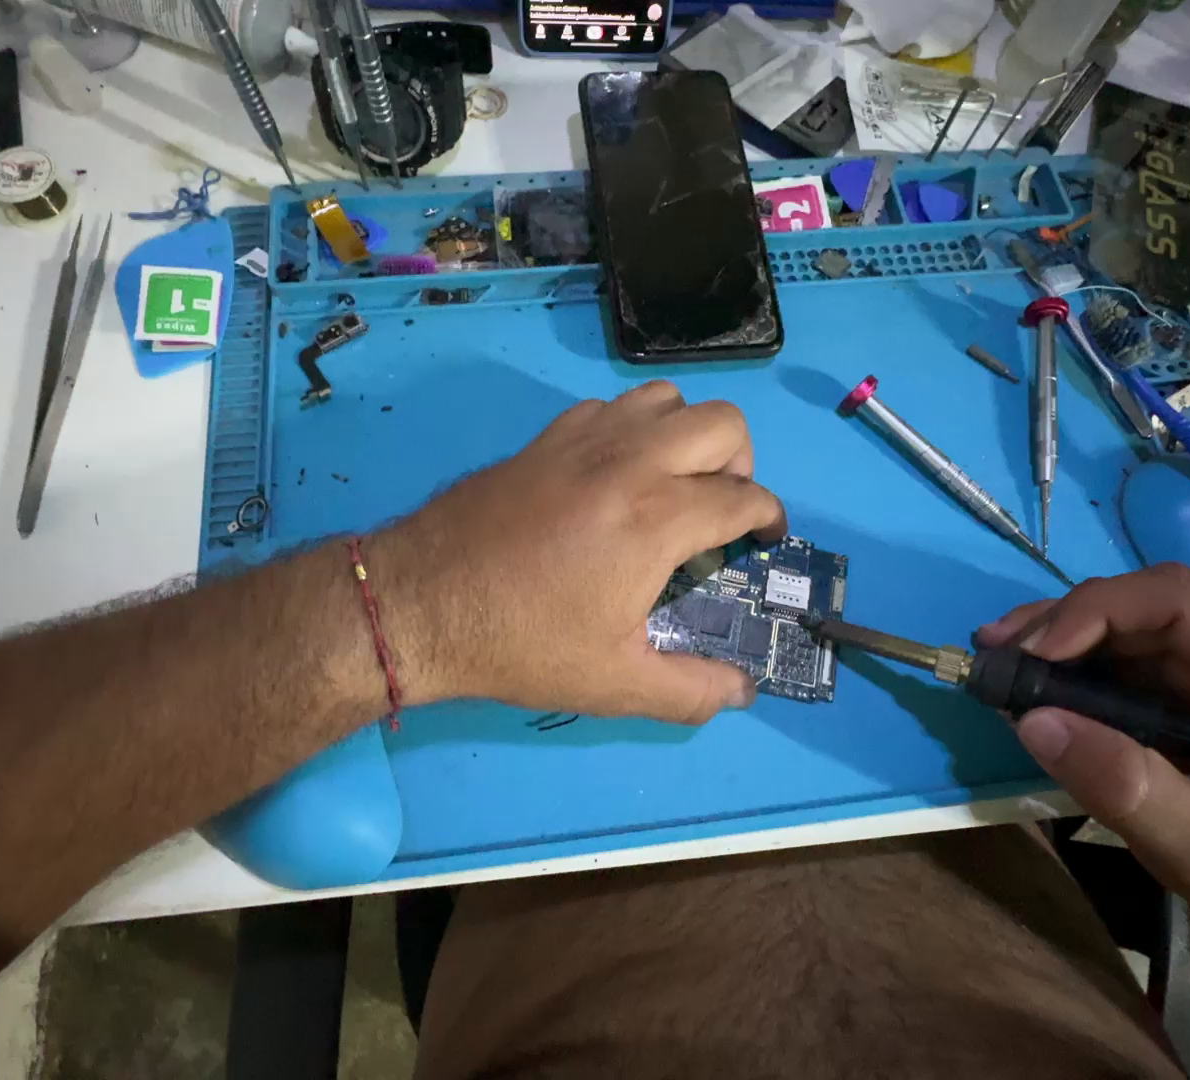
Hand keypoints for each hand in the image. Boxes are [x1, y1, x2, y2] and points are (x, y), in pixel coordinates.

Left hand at [370, 381, 786, 724]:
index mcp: (656, 519)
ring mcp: (583, 439)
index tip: (764, 537)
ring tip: (671, 481)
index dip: (768, 517)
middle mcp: (629, 462)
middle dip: (740, 462)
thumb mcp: (615, 685)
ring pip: (665, 398)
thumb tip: (742, 691)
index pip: (744, 496)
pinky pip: (611, 406)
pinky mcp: (545, 437)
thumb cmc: (520, 644)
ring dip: (686, 434)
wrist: (421, 602)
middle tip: (719, 508)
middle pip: (722, 422)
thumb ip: (692, 692)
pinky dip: (632, 429)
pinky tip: (612, 474)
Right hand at [977, 564, 1189, 953]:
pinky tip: (1018, 675)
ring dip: (1045, 634)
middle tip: (995, 660)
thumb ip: (1126, 785)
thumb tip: (1034, 721)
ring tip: (995, 665)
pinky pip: (1104, 644)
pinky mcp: (1168, 673)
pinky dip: (1052, 655)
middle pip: (1136, 601)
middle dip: (1058, 623)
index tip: (1034, 656)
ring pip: (1112, 615)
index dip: (1098, 612)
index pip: (1180, 601)